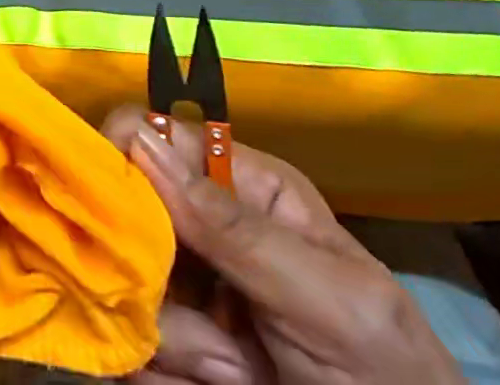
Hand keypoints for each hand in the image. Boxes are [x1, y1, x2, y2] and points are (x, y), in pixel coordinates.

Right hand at [102, 107, 462, 384]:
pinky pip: (128, 350)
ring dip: (172, 345)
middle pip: (124, 220)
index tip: (117, 211)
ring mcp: (182, 288)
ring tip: (236, 374)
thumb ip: (233, 224)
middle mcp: (200, 226)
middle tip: (216, 339)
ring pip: (120, 289)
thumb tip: (140, 140)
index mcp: (242, 186)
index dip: (123, 160)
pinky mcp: (169, 345)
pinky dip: (160, 375)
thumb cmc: (382, 369)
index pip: (156, 138)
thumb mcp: (324, 295)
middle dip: (151, 281)